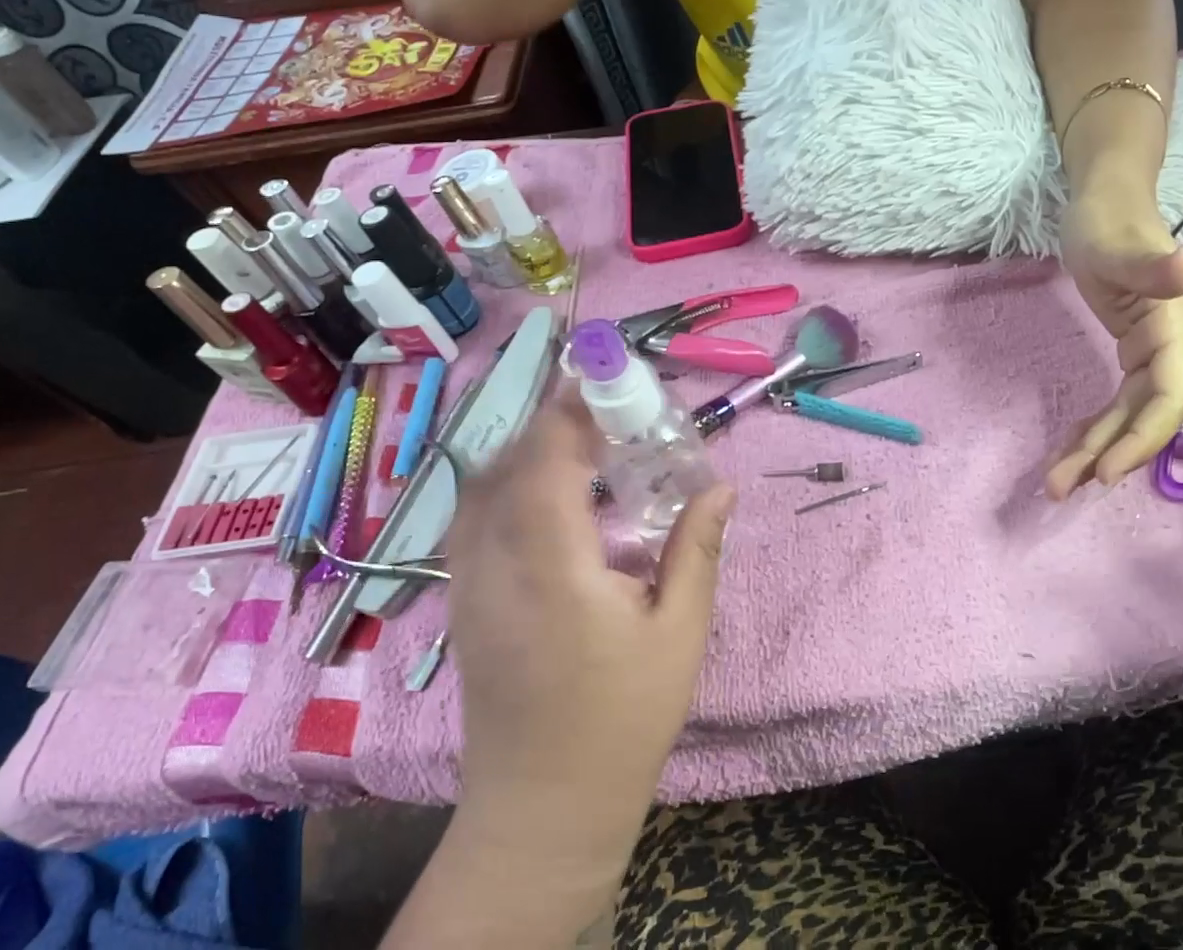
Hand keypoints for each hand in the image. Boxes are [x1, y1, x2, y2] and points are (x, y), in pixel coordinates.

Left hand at [445, 386, 734, 862]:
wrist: (544, 801)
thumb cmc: (623, 718)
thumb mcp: (678, 633)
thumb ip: (694, 550)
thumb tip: (722, 487)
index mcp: (553, 566)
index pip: (546, 459)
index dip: (573, 409)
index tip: (611, 380)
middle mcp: (495, 563)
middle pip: (508, 462)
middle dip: (555, 424)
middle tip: (611, 415)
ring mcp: (466, 583)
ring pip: (482, 487)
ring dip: (529, 453)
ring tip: (585, 449)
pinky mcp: (461, 601)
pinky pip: (474, 519)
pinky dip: (509, 487)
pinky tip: (552, 501)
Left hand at [1047, 188, 1182, 497]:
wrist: (1107, 200)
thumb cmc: (1111, 219)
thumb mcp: (1119, 243)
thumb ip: (1154, 264)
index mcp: (1178, 330)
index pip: (1170, 399)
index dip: (1143, 440)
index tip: (1105, 472)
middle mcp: (1173, 351)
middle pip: (1148, 418)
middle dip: (1110, 456)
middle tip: (1062, 489)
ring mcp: (1155, 355)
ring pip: (1130, 418)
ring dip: (1098, 451)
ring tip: (1058, 483)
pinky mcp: (1134, 356)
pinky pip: (1119, 404)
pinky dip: (1096, 429)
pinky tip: (1071, 451)